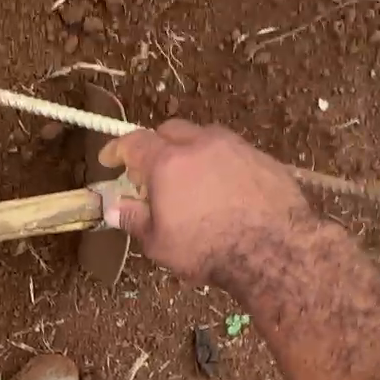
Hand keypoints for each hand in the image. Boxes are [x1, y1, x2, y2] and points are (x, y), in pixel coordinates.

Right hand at [97, 121, 313, 289]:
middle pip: (169, 130)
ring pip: (201, 137)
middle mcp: (200, 144)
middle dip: (153, 146)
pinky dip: (213, 163)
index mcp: (168, 163)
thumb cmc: (205, 249)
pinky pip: (228, 151)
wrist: (272, 247)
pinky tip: (215, 190)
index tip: (108, 160)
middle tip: (147, 174)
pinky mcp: (260, 157)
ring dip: (185, 152)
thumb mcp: (157, 242)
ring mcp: (234, 146)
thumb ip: (134, 218)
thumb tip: (114, 208)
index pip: (134, 143)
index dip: (117, 150)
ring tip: (183, 182)